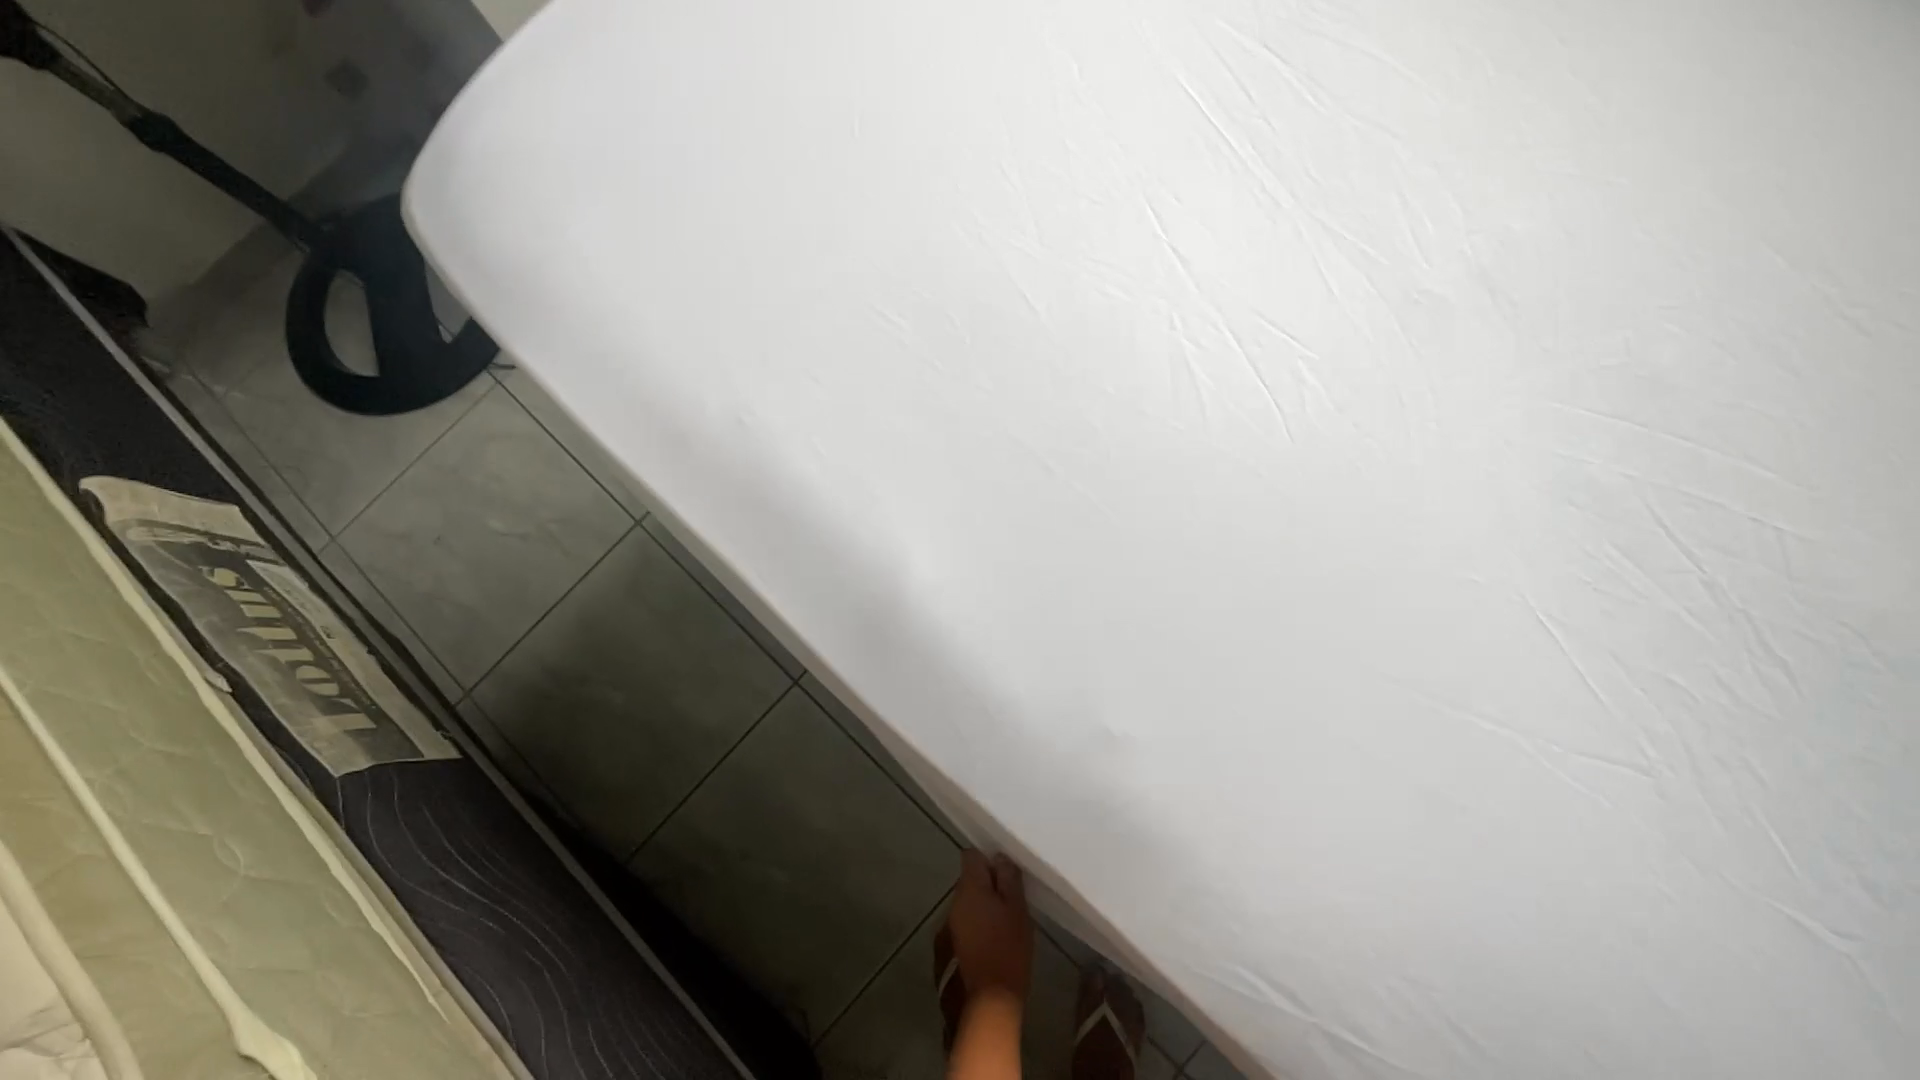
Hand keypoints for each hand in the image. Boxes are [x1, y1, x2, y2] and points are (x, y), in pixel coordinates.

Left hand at [948, 849, 1032, 1003]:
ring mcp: (950, 923)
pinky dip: (978, 922)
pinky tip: (994, 937)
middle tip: (1012, 899)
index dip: (988, 860)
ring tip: (1005, 920)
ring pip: (967, 901)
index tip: (1006, 873)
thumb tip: (999, 858)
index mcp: (969, 887)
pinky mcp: (951, 943)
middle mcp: (954, 901)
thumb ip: (1008, 879)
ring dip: (983, 904)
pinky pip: (965, 920)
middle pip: (968, 879)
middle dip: (988, 883)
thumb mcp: (1017, 908)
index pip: (971, 856)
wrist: (991, 996)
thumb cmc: (1009, 946)